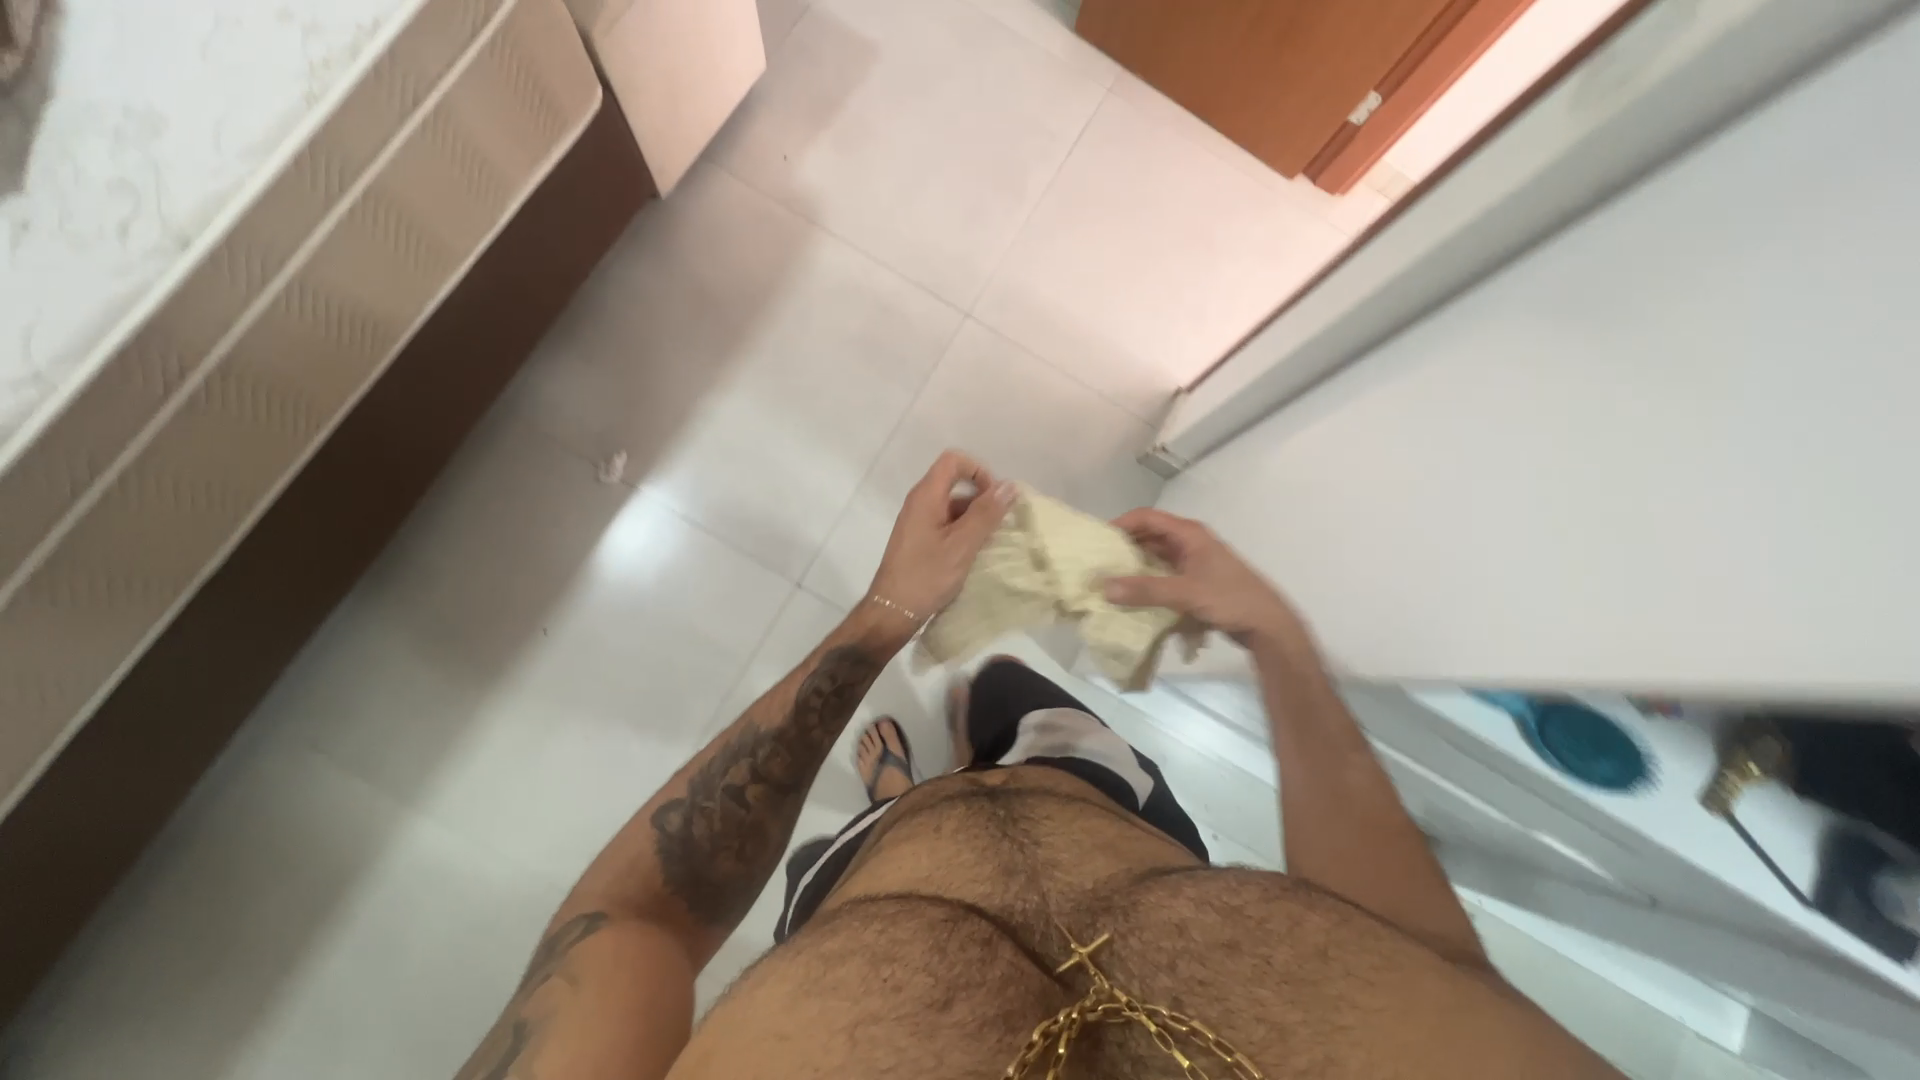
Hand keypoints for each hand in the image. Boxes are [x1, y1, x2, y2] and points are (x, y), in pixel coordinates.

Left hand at [868, 451, 1016, 622]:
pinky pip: (945, 523)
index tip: (994, 499)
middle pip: (954, 482)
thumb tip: (1010, 485)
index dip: (978, 471)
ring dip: (974, 518)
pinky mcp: (918, 539)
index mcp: (926, 496)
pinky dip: (963, 531)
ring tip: (989, 543)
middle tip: (998, 525)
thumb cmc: (927, 576)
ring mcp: (917, 521)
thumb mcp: (962, 545)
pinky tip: (973, 554)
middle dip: (981, 498)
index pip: (954, 461)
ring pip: (952, 505)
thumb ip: (986, 513)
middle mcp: (919, 502)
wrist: (893, 611)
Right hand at [1103, 508, 1303, 647]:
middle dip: (1124, 547)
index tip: (1098, 541)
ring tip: (1109, 580)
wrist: (1268, 625)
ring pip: (1156, 557)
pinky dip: (1148, 581)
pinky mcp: (1196, 581)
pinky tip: (1133, 596)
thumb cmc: (1230, 599)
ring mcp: (1194, 562)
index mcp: (1189, 534)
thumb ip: (1144, 590)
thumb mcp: (1185, 594)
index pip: (1146, 517)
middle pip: (1149, 536)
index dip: (1121, 524)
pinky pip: (1164, 575)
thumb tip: (1103, 588)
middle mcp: (1190, 542)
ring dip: (1135, 566)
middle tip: (1098, 563)